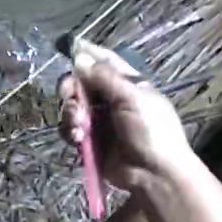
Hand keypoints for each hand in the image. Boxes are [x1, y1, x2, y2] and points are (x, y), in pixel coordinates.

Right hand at [57, 40, 194, 192]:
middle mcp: (111, 98)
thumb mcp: (133, 98)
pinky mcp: (91, 141)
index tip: (66, 47)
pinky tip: (78, 138)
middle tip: (69, 96)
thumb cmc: (152, 131)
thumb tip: (80, 57)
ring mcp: (100, 120)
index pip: (103, 60)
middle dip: (72, 89)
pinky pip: (71, 129)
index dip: (86, 53)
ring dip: (71, 113)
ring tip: (79, 126)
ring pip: (73, 106)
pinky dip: (70, 131)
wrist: (155, 174)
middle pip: (81, 83)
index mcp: (128, 83)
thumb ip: (105, 77)